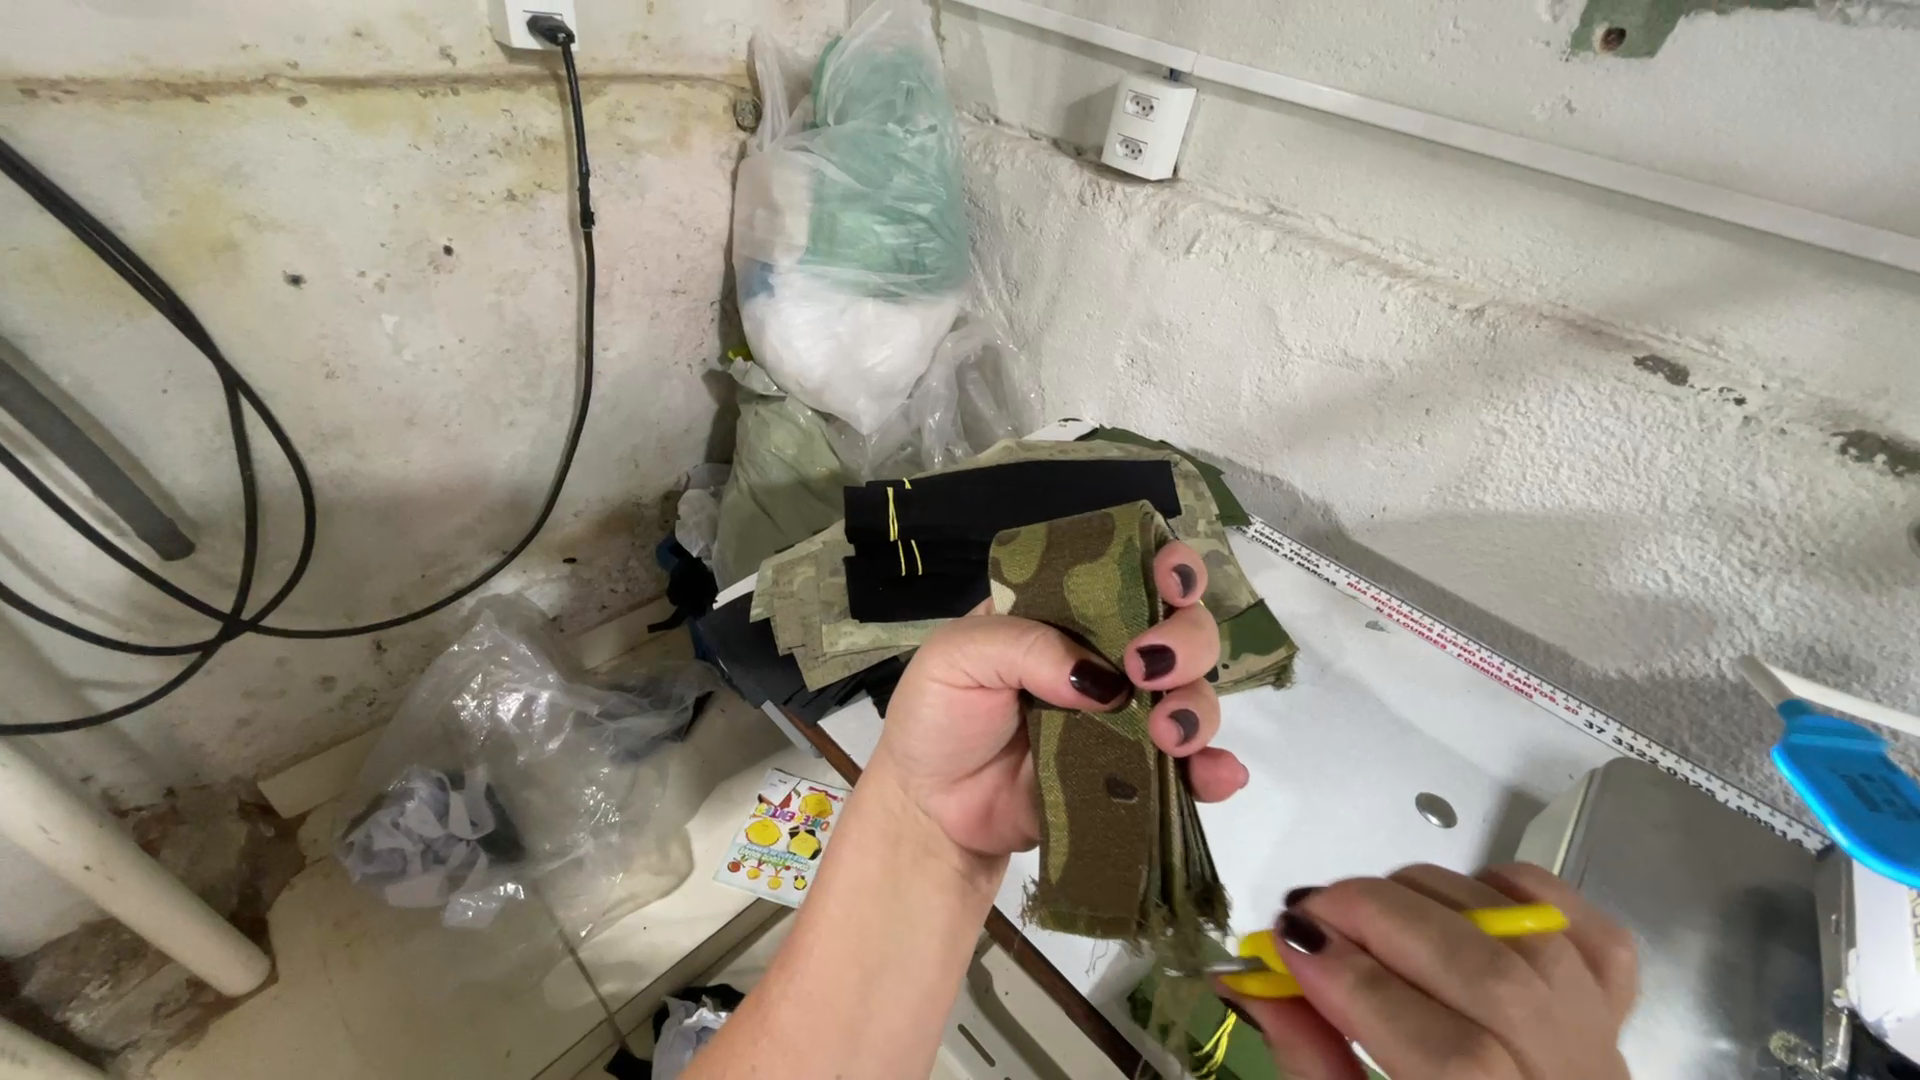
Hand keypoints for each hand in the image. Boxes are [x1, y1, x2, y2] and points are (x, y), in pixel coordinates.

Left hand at [868, 540, 1249, 868]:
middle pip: (1179, 631)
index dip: (1166, 569)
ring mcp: (1124, 718)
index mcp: (1065, 614)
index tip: (1170, 585)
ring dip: (1197, 706)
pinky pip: (1188, 771)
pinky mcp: (1131, 776)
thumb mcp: (958, 655)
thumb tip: (1106, 682)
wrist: (931, 807)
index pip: (1129, 575)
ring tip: (1166, 733)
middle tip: (1148, 668)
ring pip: (1192, 695)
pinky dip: (1213, 771)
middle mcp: (1107, 657)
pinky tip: (1217, 776)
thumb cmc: (937, 714)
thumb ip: (1026, 647)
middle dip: (1185, 641)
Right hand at [1231, 863, 1638, 1079]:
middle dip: (1376, 917)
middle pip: (1491, 978)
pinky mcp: (1622, 1014)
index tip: (1284, 940)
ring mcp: (1611, 1050)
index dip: (1360, 984)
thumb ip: (1309, 1064)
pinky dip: (1516, 892)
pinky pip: (1589, 930)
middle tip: (1305, 912)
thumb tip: (1249, 980)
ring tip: (1360, 911)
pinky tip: (1456, 906)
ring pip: (1525, 935)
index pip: (1457, 1058)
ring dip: (1420, 895)